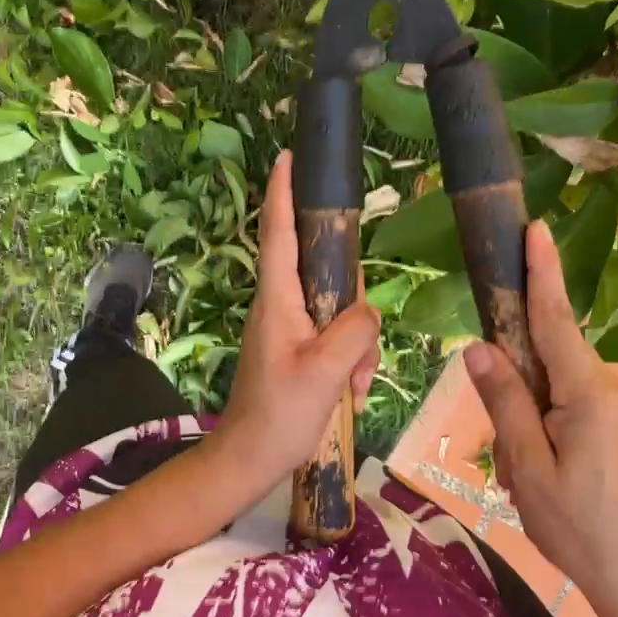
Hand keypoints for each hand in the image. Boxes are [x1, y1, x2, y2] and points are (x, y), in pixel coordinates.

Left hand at [209, 149, 380, 488]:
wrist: (248, 460)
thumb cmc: (279, 415)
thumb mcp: (326, 372)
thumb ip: (354, 331)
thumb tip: (368, 310)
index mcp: (277, 300)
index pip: (278, 233)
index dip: (282, 192)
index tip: (286, 156)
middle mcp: (280, 305)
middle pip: (328, 278)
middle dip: (355, 314)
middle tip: (358, 363)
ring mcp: (290, 328)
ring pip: (340, 313)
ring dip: (357, 348)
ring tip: (352, 388)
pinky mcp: (298, 348)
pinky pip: (336, 338)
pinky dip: (350, 362)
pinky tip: (349, 394)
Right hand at [462, 220, 617, 593]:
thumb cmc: (581, 527)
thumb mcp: (528, 466)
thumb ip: (504, 402)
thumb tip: (479, 347)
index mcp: (586, 391)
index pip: (554, 317)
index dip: (542, 271)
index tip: (536, 227)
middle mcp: (607, 389)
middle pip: (546, 356)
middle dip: (514, 385)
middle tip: (511, 455)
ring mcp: (617, 410)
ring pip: (553, 390)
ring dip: (526, 423)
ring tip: (526, 484)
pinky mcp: (617, 430)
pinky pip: (566, 411)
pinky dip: (541, 434)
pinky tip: (540, 481)